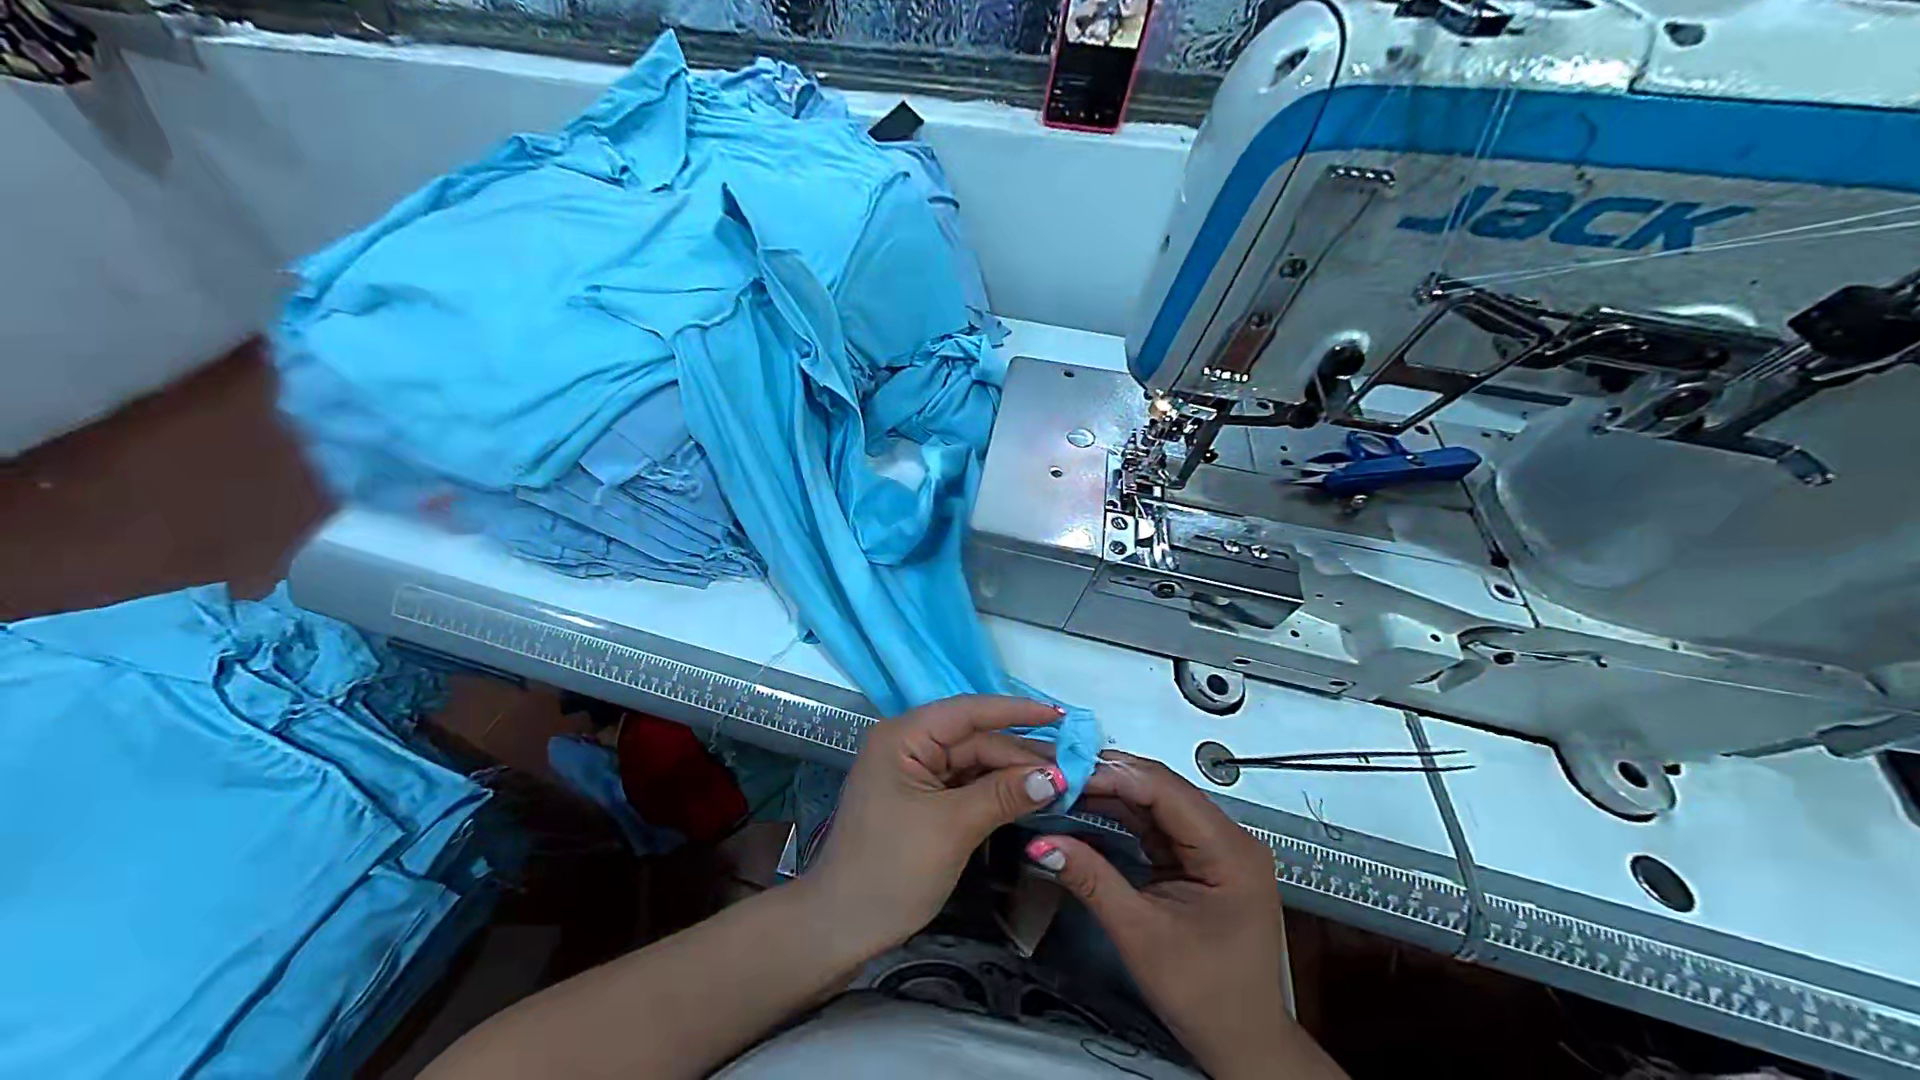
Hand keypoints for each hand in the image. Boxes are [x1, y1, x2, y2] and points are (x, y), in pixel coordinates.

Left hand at [799, 695, 1067, 957]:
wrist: (841, 927)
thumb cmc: (891, 869)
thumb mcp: (952, 827)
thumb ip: (1004, 794)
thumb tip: (1055, 775)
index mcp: (904, 736)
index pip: (969, 712)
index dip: (1017, 712)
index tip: (1061, 715)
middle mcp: (909, 745)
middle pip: (975, 739)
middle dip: (1022, 753)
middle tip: (1074, 765)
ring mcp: (915, 774)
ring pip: (974, 763)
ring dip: (1014, 773)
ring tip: (1062, 780)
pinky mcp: (922, 800)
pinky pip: (966, 785)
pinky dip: (997, 792)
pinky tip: (1030, 796)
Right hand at [1029, 752, 1344, 1079]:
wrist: (1243, 1044)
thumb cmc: (1203, 995)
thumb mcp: (1140, 935)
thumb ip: (1092, 880)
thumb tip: (1041, 842)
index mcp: (1229, 850)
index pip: (1165, 790)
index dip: (1113, 776)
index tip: (1065, 774)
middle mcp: (1229, 836)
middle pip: (1163, 789)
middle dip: (1109, 779)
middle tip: (1059, 776)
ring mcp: (1216, 845)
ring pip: (1158, 801)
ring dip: (1113, 794)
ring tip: (1066, 787)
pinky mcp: (1200, 857)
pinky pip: (1157, 823)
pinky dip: (1123, 815)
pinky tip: (1090, 807)